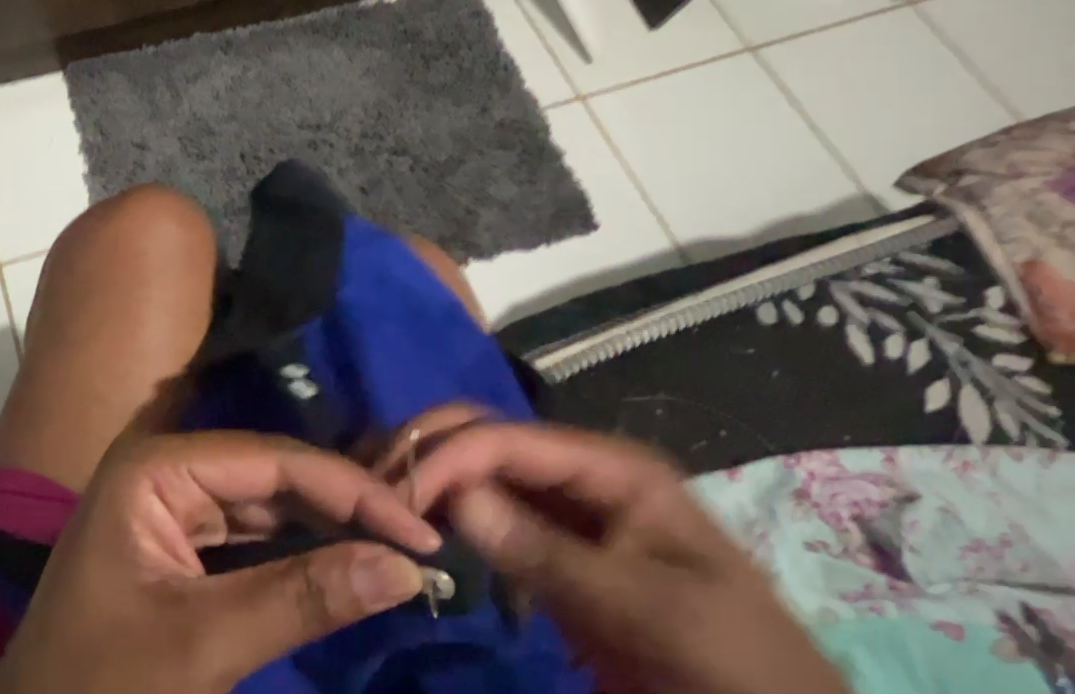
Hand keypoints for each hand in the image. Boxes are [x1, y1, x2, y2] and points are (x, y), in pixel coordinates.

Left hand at [0, 432, 439, 693]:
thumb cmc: (104, 680)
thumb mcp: (205, 643)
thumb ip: (303, 599)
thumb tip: (404, 567)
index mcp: (155, 468)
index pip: (271, 460)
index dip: (350, 488)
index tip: (420, 530)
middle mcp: (163, 470)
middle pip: (271, 474)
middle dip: (343, 504)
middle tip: (420, 541)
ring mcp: (167, 506)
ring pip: (265, 504)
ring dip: (327, 526)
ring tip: (397, 549)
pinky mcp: (175, 544)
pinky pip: (249, 535)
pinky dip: (297, 551)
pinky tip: (344, 562)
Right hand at [401, 422, 848, 693]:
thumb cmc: (730, 661)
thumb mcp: (646, 610)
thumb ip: (547, 553)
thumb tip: (453, 497)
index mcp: (613, 467)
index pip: (508, 439)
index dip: (447, 458)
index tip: (395, 498)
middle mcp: (581, 473)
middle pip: (487, 438)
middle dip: (427, 452)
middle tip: (370, 486)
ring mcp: (566, 510)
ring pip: (480, 473)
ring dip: (429, 479)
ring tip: (377, 501)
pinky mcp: (553, 548)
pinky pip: (490, 516)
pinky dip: (448, 515)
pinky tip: (413, 526)